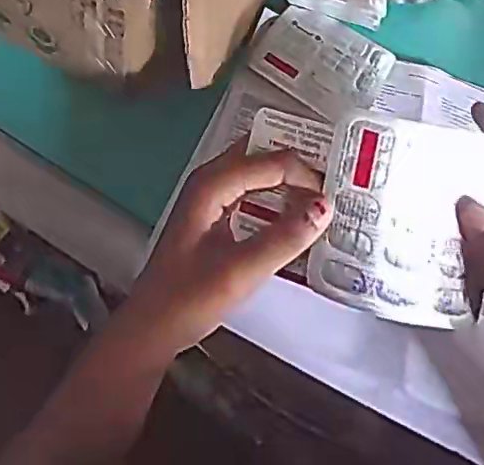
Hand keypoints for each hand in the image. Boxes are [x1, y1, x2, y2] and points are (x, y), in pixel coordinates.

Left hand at [112, 142, 333, 362]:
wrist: (149, 329)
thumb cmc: (188, 299)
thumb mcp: (240, 272)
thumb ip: (283, 239)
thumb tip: (324, 208)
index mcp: (212, 183)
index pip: (272, 161)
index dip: (305, 176)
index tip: (331, 200)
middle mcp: (211, 178)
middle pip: (263, 153)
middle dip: (299, 163)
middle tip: (333, 181)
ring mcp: (210, 193)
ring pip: (258, 168)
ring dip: (288, 177)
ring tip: (320, 194)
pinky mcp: (214, 210)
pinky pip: (252, 186)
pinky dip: (276, 192)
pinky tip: (293, 211)